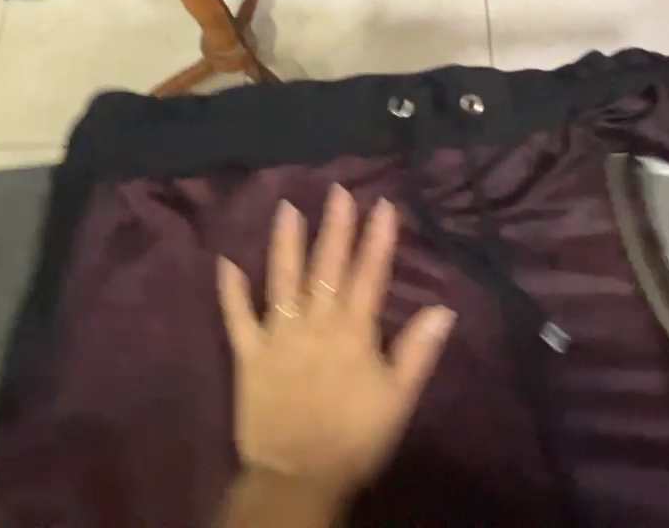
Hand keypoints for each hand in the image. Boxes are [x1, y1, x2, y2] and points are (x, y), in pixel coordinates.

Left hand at [218, 185, 456, 505]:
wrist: (297, 478)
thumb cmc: (354, 437)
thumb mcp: (398, 398)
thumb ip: (418, 351)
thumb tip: (443, 308)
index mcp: (353, 330)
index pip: (368, 274)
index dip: (377, 238)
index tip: (382, 204)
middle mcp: (315, 323)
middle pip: (327, 266)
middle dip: (335, 226)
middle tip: (338, 190)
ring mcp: (278, 335)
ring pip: (282, 279)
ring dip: (285, 242)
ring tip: (287, 208)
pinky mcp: (248, 354)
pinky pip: (237, 318)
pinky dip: (230, 291)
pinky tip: (225, 263)